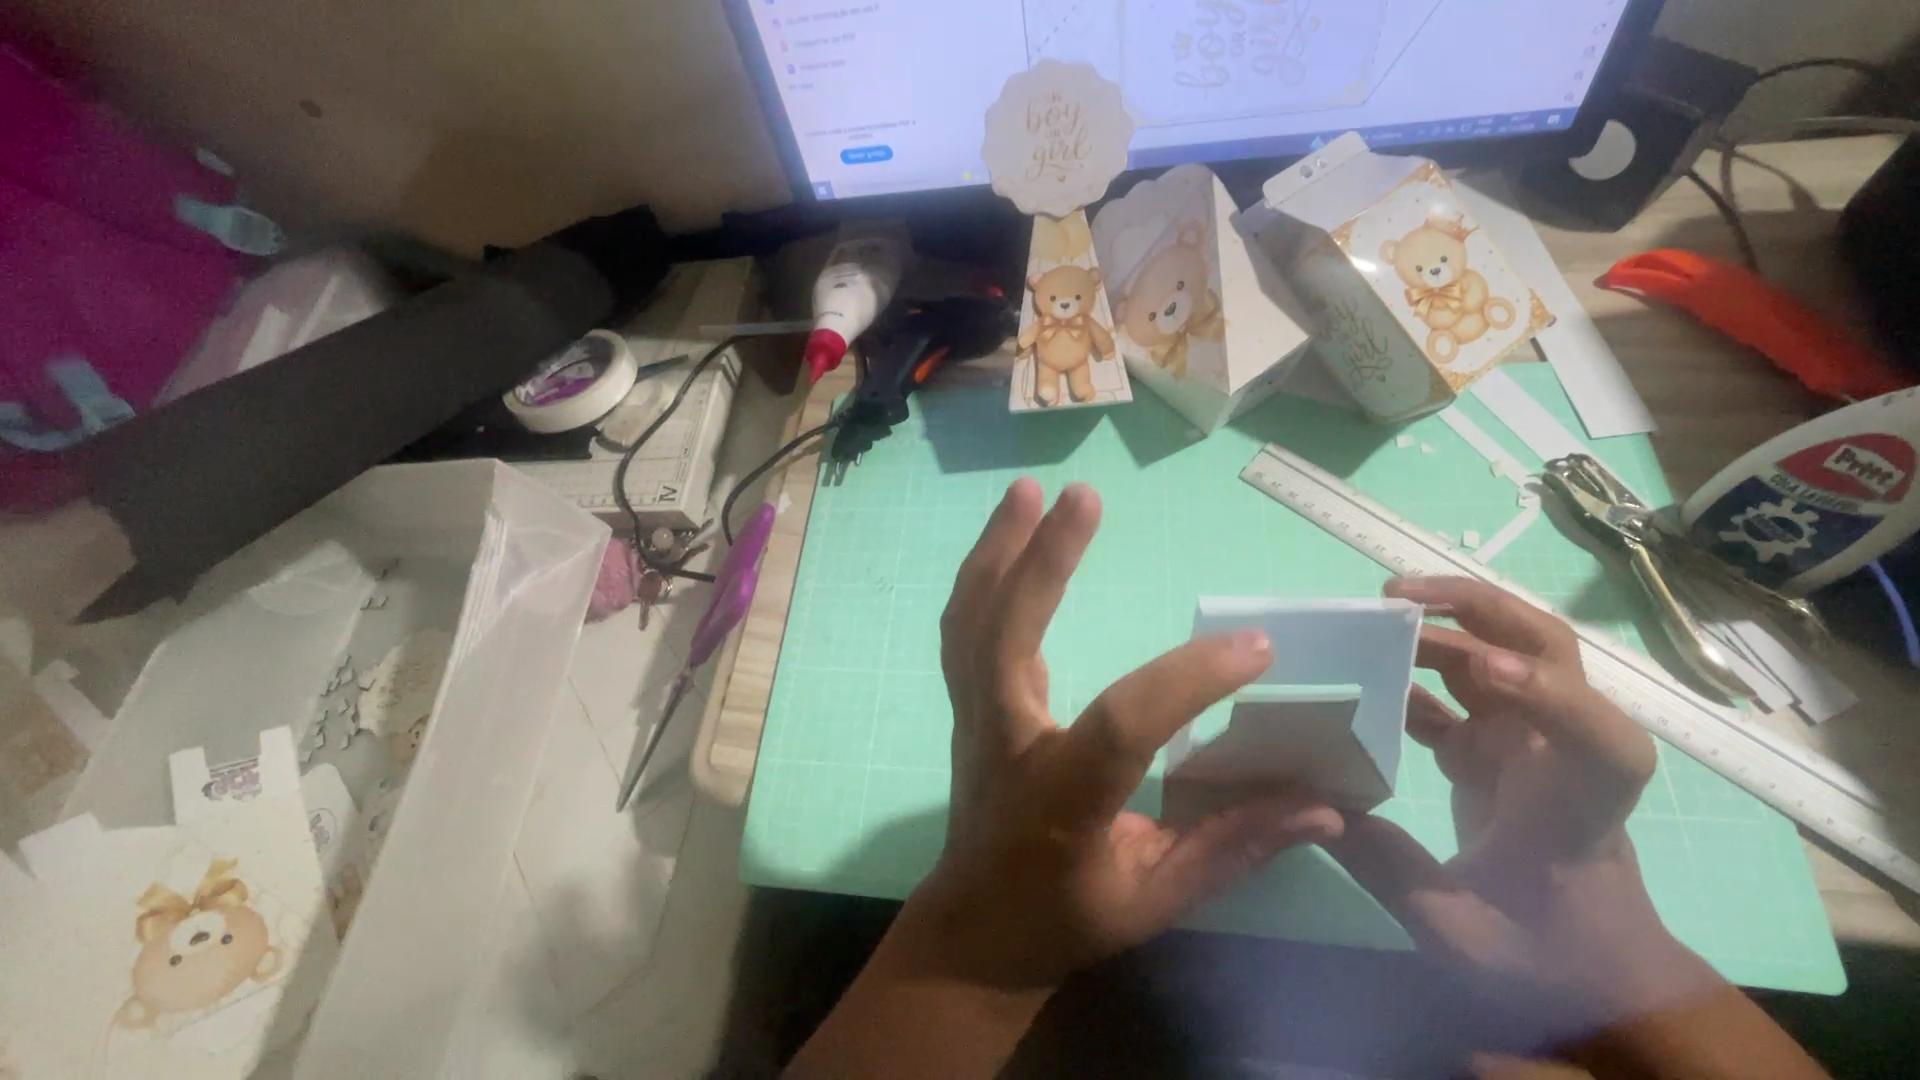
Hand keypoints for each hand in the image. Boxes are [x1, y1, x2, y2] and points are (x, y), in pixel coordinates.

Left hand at [904, 478, 1342, 989]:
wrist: (977, 927)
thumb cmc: (1066, 915)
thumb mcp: (1158, 897)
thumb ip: (1236, 844)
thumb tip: (1324, 803)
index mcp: (1059, 798)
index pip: (1122, 722)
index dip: (1189, 679)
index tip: (1258, 647)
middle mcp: (1005, 742)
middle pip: (1003, 637)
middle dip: (1041, 562)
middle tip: (1081, 495)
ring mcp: (976, 717)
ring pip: (970, 621)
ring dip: (997, 550)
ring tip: (1029, 490)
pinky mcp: (969, 703)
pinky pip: (967, 628)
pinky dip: (985, 576)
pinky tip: (1011, 536)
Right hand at [1325, 577, 1712, 1028]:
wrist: (1595, 973)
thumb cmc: (1545, 958)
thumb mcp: (1455, 929)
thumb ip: (1380, 863)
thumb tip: (1304, 800)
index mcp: (1575, 801)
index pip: (1596, 736)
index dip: (1551, 692)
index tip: (1485, 670)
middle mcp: (1556, 751)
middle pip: (1546, 651)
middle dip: (1478, 610)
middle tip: (1396, 596)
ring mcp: (1524, 744)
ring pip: (1497, 657)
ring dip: (1440, 630)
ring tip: (1371, 618)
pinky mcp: (1492, 751)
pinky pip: (1453, 695)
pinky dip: (1411, 675)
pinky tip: (1360, 671)